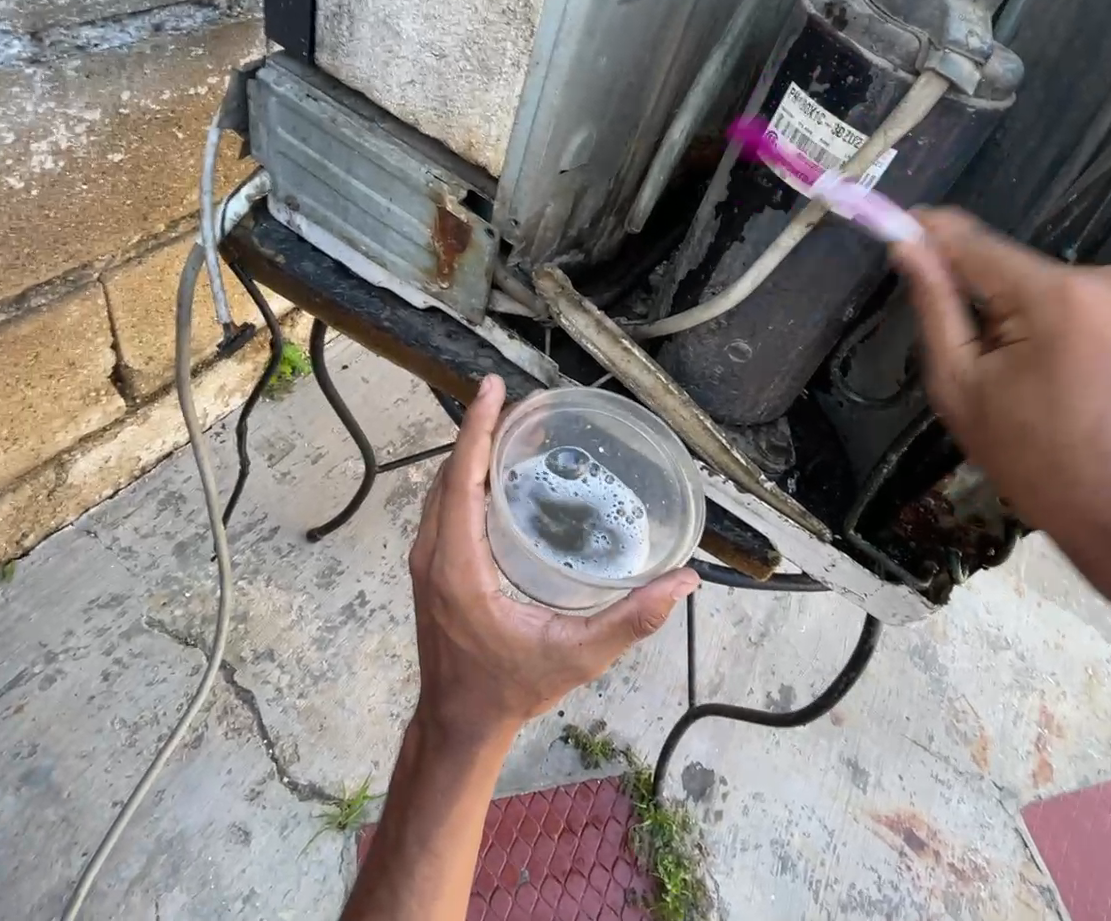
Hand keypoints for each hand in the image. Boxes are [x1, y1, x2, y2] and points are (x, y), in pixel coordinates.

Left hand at [406, 375, 699, 744]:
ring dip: (474, 450)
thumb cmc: (511, 689)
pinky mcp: (432, 567)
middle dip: (483, 428)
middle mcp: (433, 554)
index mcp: (459, 566)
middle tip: (525, 403)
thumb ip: (631, 620)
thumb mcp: (577, 655)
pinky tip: (500, 472)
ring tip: (516, 426)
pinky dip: (467, 476)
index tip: (494, 388)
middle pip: (451, 472)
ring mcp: (426, 560)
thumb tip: (684, 581)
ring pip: (443, 487)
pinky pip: (444, 505)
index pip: (462, 478)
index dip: (479, 428)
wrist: (458, 723)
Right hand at [889, 210, 1110, 612]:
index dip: (936, 236)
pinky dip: (1083, 330)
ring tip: (1047, 384)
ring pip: (1065, 291)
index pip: (978, 246)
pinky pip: (1105, 306)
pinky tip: (1087, 380)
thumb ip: (936, 310)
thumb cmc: (1038, 464)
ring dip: (1042, 320)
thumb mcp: (963, 391)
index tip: (906, 224)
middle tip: (993, 369)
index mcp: (1058, 299)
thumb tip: (908, 249)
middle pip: (1025, 275)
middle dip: (999, 307)